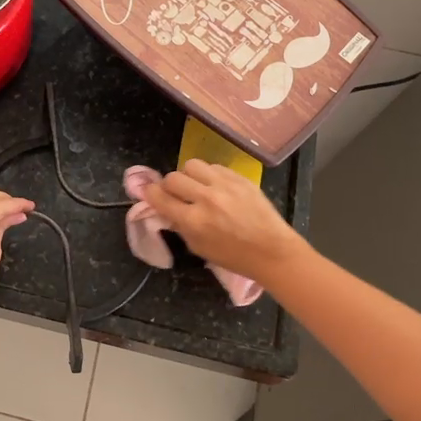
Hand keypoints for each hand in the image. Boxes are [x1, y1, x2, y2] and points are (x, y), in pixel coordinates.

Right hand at [136, 159, 306, 281]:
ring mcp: (224, 185)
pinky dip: (209, 175)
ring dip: (189, 175)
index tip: (149, 193)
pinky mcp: (239, 178)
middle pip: (173, 178)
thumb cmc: (233, 256)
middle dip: (169, 186)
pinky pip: (214, 167)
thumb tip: (165, 209)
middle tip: (176, 194)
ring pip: (192, 165)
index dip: (150, 194)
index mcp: (193, 221)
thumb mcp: (198, 247)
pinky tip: (216, 187)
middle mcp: (206, 199)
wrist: (272, 250)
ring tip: (196, 186)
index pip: (160, 198)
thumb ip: (179, 225)